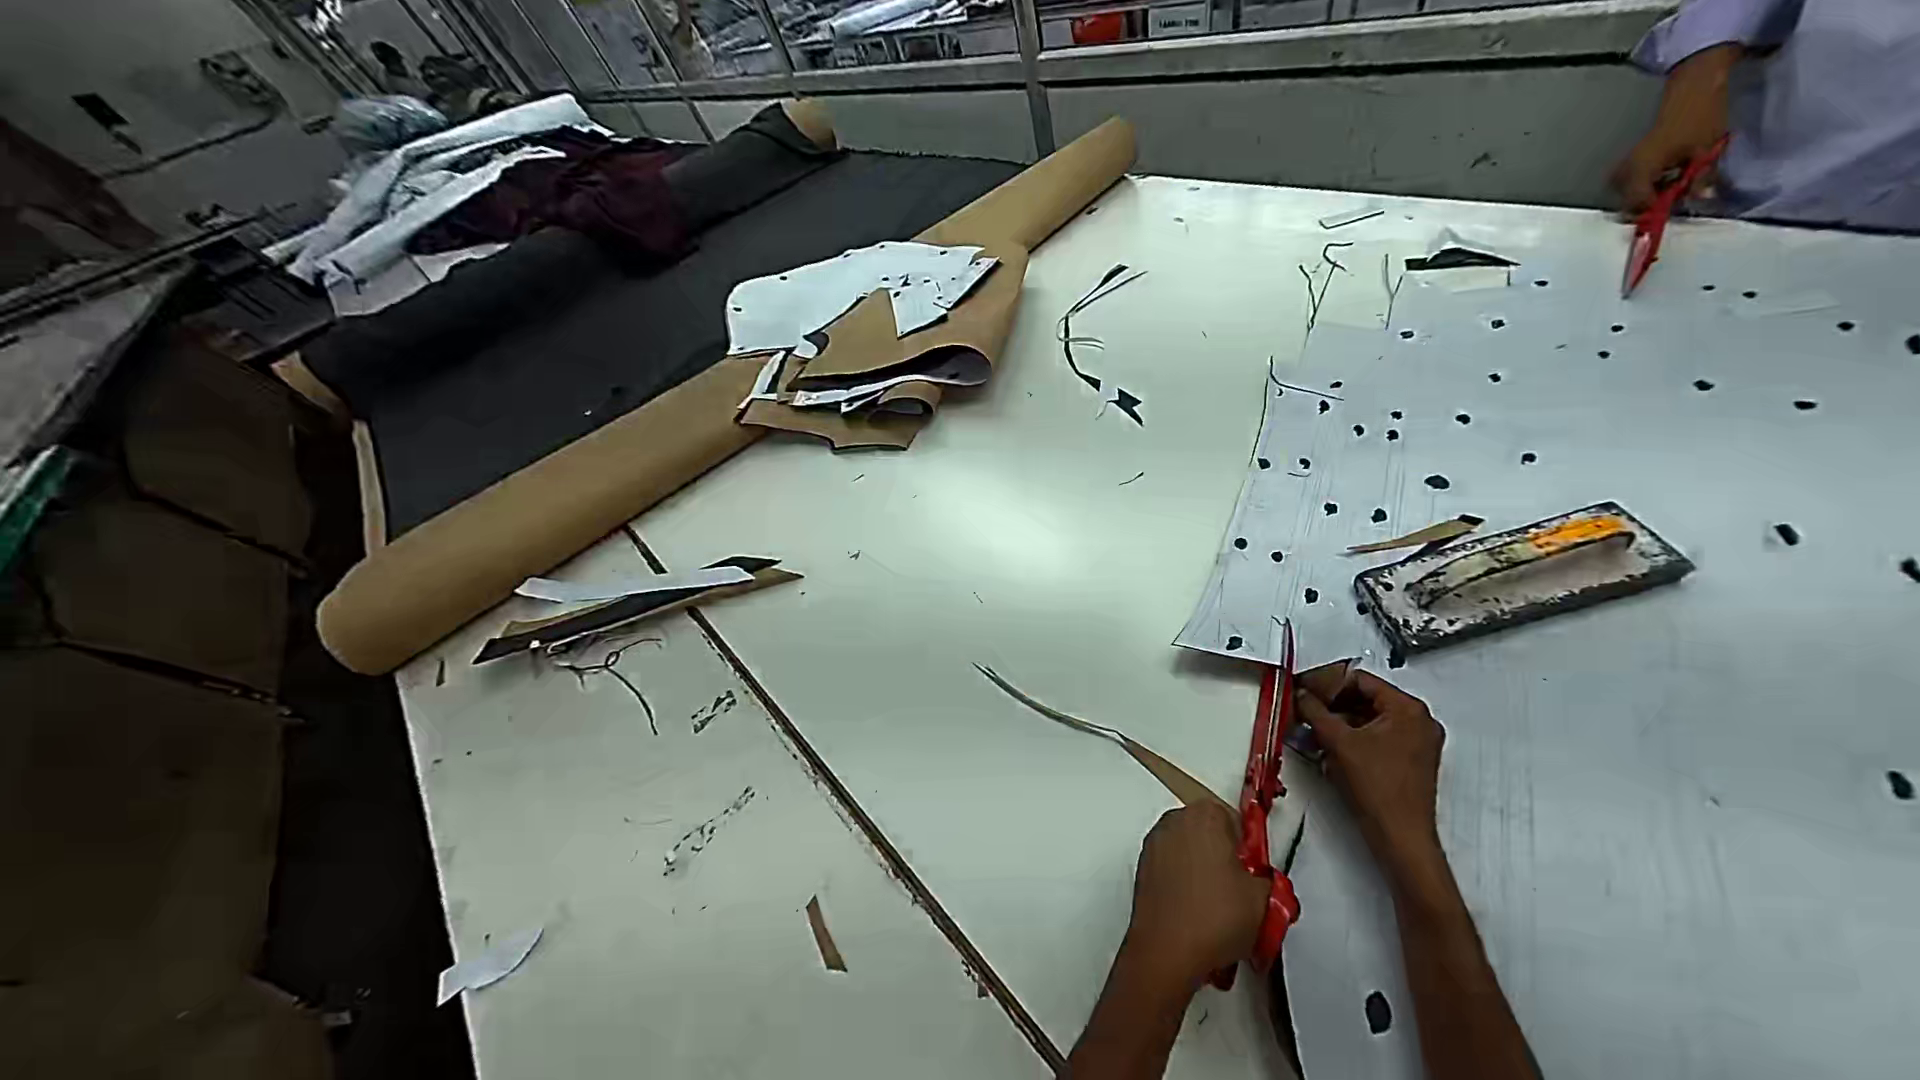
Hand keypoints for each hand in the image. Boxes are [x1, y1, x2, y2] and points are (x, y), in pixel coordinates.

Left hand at [1121, 802, 1267, 987]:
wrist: (1167, 949)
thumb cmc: (1215, 916)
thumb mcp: (1263, 898)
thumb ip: (1267, 878)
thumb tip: (1260, 880)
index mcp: (1204, 815)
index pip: (1232, 818)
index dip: (1246, 846)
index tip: (1252, 870)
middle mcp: (1174, 820)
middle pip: (1207, 831)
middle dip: (1224, 855)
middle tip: (1239, 889)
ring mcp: (1154, 842)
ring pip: (1189, 850)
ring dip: (1203, 869)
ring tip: (1218, 907)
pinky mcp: (1142, 866)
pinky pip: (1171, 866)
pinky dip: (1183, 882)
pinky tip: (1196, 911)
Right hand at [1293, 670, 1443, 874]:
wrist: (1398, 834)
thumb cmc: (1376, 786)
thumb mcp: (1337, 741)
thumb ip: (1315, 710)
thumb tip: (1301, 695)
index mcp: (1408, 709)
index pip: (1360, 680)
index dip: (1327, 683)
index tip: (1304, 689)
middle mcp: (1419, 721)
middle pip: (1366, 698)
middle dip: (1332, 704)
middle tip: (1305, 708)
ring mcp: (1418, 742)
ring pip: (1370, 718)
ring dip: (1340, 721)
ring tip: (1313, 728)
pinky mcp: (1411, 760)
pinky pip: (1378, 736)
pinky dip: (1353, 736)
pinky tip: (1330, 746)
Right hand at [1610, 43, 1740, 213]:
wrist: (1692, 92)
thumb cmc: (1699, 118)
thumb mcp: (1707, 150)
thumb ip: (1702, 178)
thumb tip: (1702, 200)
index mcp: (1639, 172)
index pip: (1639, 205)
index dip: (1658, 211)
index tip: (1677, 209)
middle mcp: (1623, 174)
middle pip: (1630, 204)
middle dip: (1653, 205)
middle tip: (1679, 195)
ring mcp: (1623, 169)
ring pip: (1630, 196)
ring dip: (1652, 195)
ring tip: (1676, 183)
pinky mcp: (1627, 165)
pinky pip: (1631, 186)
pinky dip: (1649, 186)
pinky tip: (1668, 176)